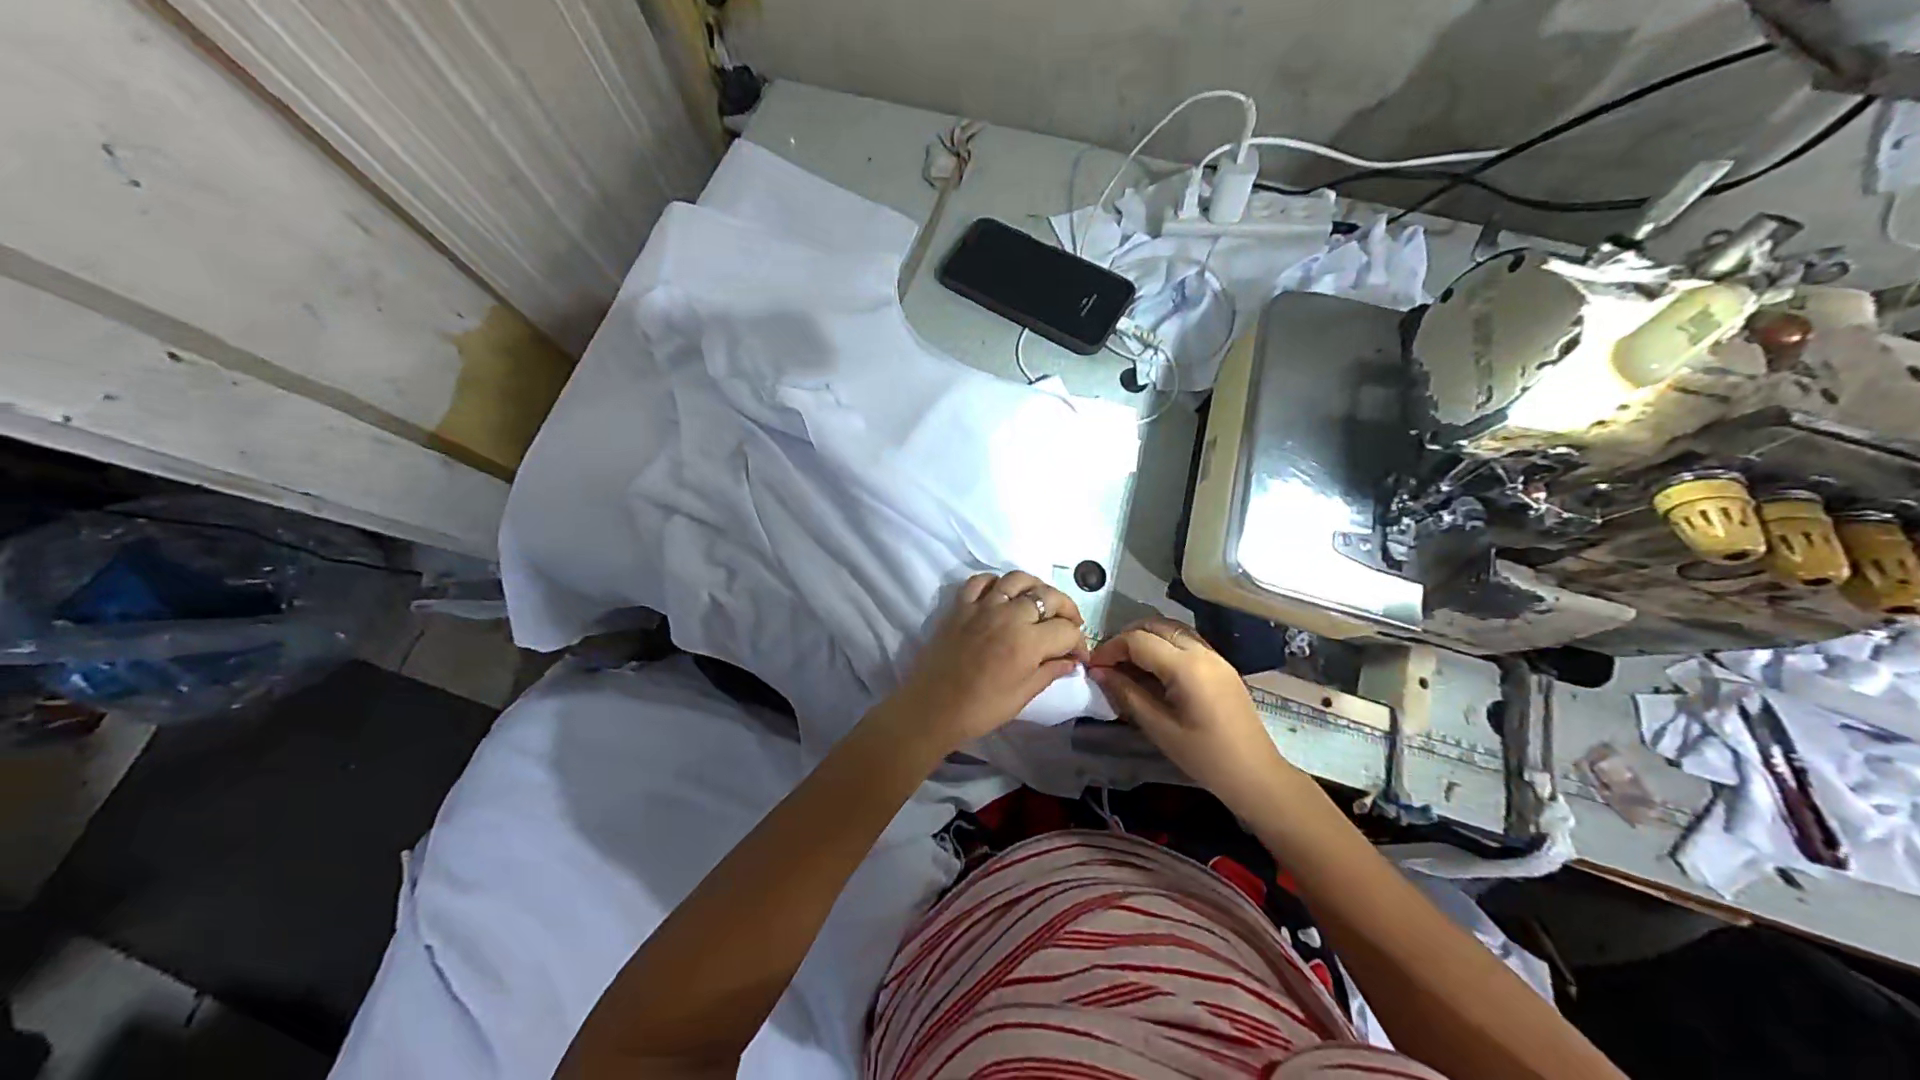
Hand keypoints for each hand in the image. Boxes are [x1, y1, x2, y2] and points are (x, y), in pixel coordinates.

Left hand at [874, 571, 1089, 754]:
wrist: (932, 708)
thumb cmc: (981, 709)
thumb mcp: (1023, 696)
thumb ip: (1050, 672)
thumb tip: (1072, 661)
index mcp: (1028, 642)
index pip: (1067, 630)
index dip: (1079, 642)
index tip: (1079, 655)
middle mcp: (1009, 615)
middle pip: (1049, 596)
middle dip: (1066, 609)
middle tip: (1069, 625)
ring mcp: (983, 606)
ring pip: (1018, 579)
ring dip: (1036, 587)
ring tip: (1039, 602)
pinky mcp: (960, 606)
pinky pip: (981, 580)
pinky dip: (996, 582)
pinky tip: (1002, 595)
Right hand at [1088, 616, 1300, 813]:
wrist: (1255, 774)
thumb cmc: (1204, 756)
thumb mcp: (1158, 728)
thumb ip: (1126, 694)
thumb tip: (1099, 672)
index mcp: (1186, 667)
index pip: (1138, 641)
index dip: (1110, 649)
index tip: (1093, 667)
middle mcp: (1202, 652)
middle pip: (1155, 626)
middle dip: (1126, 638)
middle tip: (1108, 662)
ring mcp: (1215, 656)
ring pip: (1172, 629)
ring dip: (1145, 638)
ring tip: (1127, 663)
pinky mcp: (1221, 665)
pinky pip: (1186, 641)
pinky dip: (1164, 645)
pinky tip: (1153, 669)